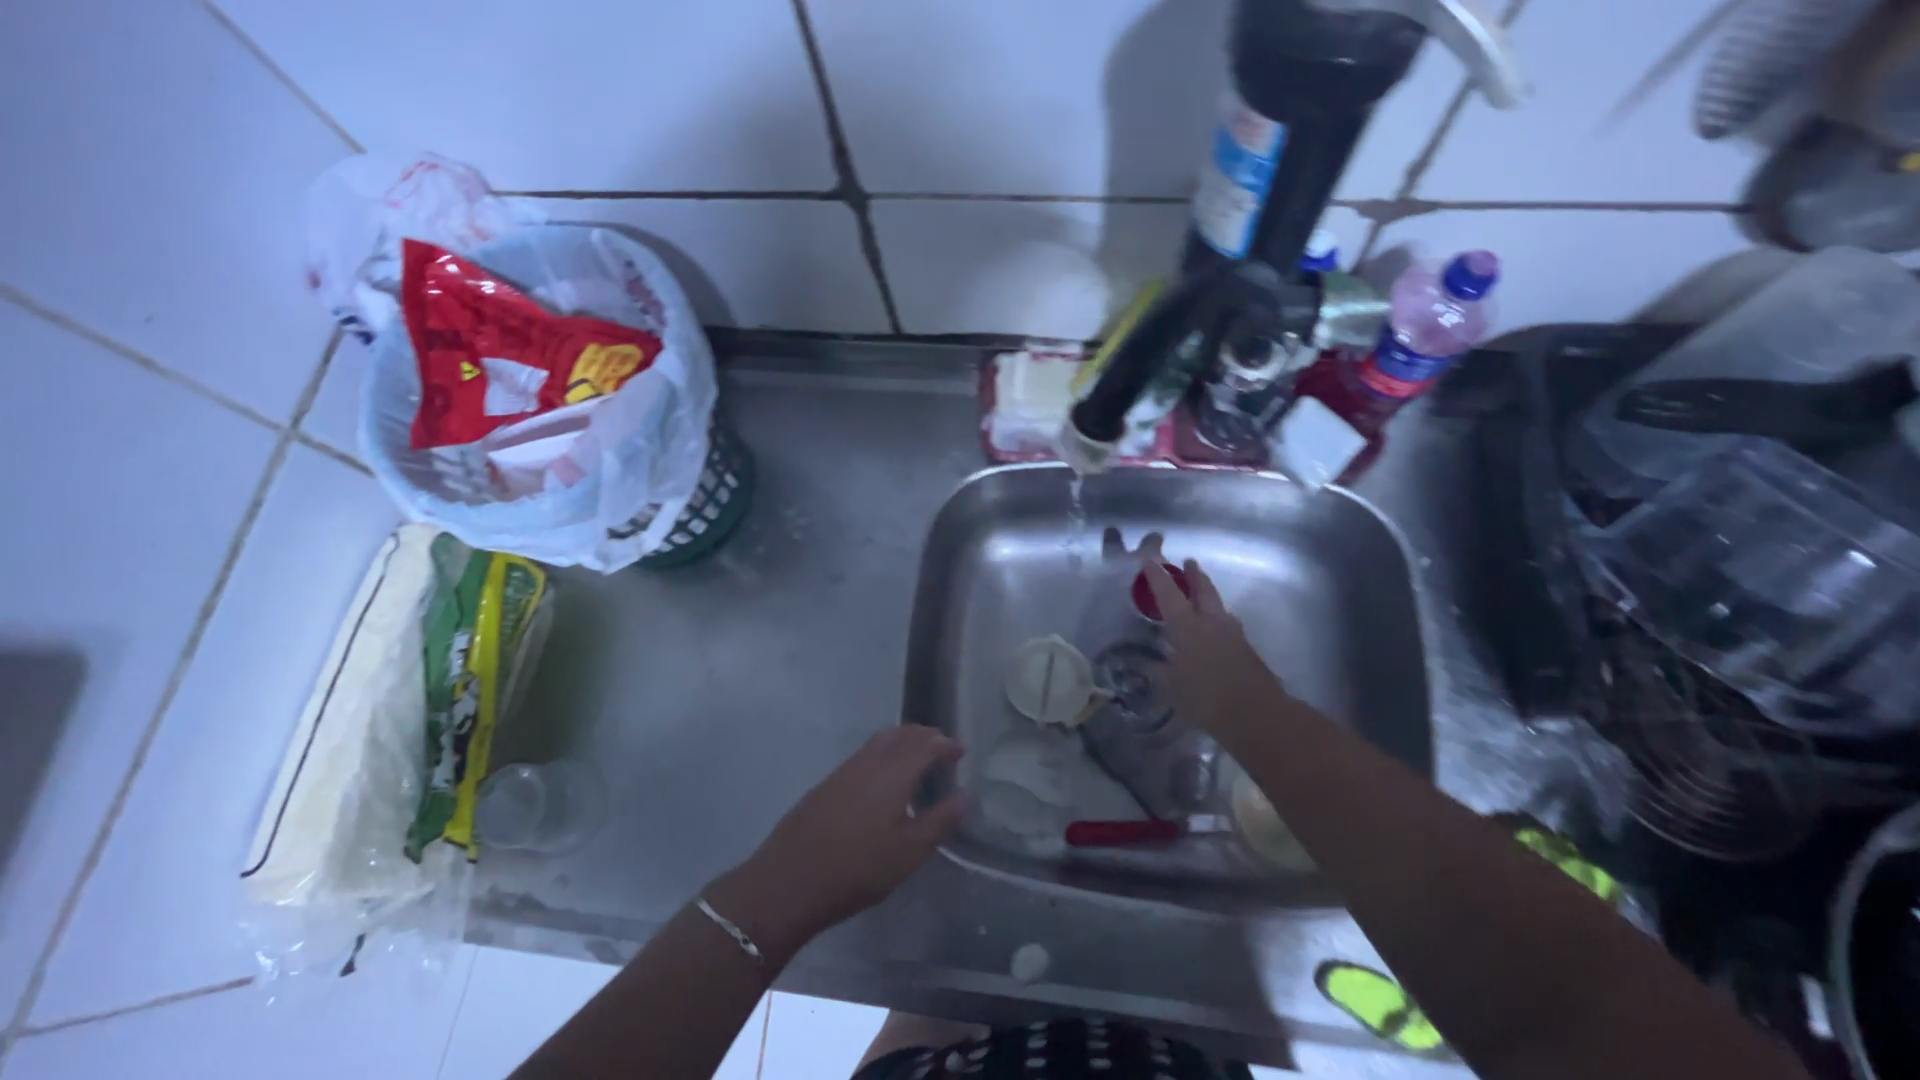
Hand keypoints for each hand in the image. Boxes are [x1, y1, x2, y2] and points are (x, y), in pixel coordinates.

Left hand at [710, 727, 966, 959]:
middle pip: (898, 735)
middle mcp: (867, 763)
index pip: (924, 744)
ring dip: (900, 742)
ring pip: (877, 743)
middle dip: (922, 736)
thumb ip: (940, 820)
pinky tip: (883, 783)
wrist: (790, 882)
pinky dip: (881, 756)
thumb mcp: (909, 852)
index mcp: (892, 773)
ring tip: (915, 760)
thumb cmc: (858, 869)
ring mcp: (841, 773)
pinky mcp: (824, 787)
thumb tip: (966, 794)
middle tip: (941, 747)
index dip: (944, 744)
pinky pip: (861, 757)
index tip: (960, 751)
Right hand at [1143, 559, 1290, 741]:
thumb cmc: (1206, 699)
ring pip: (1218, 606)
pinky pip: (1228, 625)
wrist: (1256, 713)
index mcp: (1187, 627)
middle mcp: (1211, 623)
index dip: (1158, 577)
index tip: (1150, 561)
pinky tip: (1215, 630)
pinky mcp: (1246, 649)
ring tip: (1202, 594)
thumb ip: (1162, 673)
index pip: (1169, 595)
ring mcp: (1233, 634)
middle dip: (1195, 575)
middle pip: (1203, 590)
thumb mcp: (1173, 689)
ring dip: (1209, 595)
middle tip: (1189, 562)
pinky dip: (1218, 620)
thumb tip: (1153, 665)